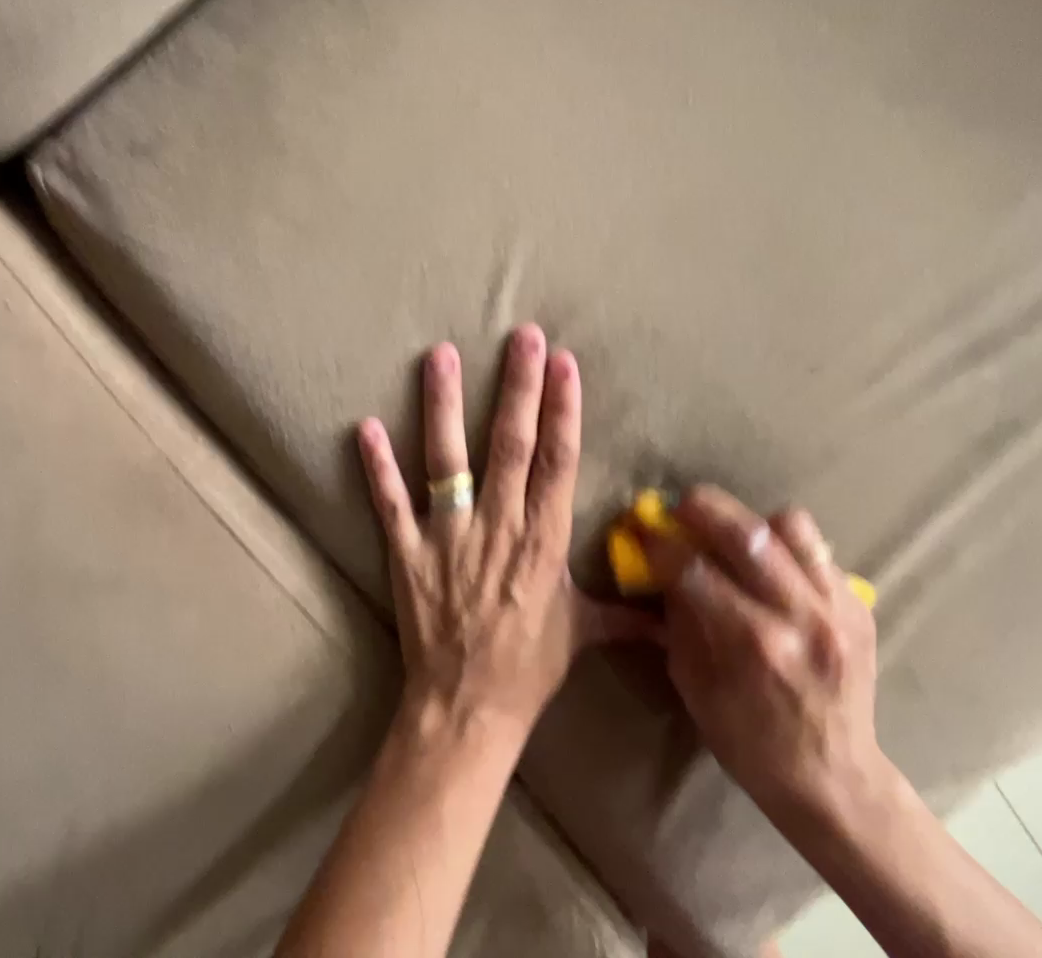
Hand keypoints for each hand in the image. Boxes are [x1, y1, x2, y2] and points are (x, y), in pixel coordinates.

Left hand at [356, 325, 657, 736]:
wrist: (467, 706)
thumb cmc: (529, 668)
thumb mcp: (583, 634)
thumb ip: (627, 614)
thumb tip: (676, 614)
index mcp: (544, 539)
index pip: (558, 461)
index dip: (563, 409)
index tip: (563, 363)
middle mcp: (498, 526)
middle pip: (511, 444)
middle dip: (517, 387)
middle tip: (520, 336)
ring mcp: (449, 536)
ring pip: (447, 459)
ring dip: (444, 406)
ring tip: (440, 356)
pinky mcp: (408, 553)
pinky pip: (390, 503)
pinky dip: (376, 466)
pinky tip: (364, 426)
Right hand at [638, 487, 887, 820]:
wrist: (833, 778)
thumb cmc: (748, 742)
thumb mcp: (695, 686)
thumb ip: (681, 624)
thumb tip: (667, 574)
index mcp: (750, 642)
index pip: (694, 569)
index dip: (660, 543)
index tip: (641, 529)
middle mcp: (798, 616)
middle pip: (746, 532)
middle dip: (703, 509)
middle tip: (680, 506)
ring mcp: (837, 608)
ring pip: (793, 527)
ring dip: (753, 522)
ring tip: (735, 537)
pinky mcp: (860, 608)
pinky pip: (820, 553)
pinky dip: (789, 550)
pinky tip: (773, 572)